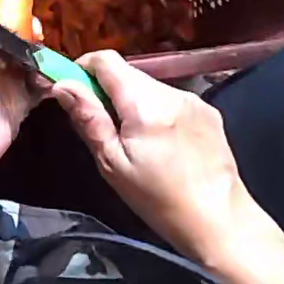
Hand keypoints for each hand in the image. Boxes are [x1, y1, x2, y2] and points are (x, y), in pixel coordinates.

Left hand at [0, 0, 34, 191]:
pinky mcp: (20, 103)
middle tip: (36, 32)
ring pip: (29, 60)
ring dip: (39, 54)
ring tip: (44, 54)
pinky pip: (40, 86)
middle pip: (13, 39)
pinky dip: (49, 79)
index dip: (5, 12)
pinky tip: (53, 74)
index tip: (20, 5)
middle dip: (27, 32)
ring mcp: (4, 83)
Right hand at [53, 52, 283, 283]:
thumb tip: (62, 85)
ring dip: (131, 101)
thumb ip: (88, 119)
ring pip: (147, 86)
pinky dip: (155, 110)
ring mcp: (192, 99)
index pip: (106, 60)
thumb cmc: (159, 200)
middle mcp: (170, 92)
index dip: (83, 68)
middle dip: (107, 90)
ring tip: (133, 140)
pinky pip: (168, 99)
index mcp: (144, 104)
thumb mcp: (112, 164)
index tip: (73, 91)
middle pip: (127, 73)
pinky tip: (160, 143)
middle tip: (101, 126)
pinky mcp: (207, 110)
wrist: (222, 222)